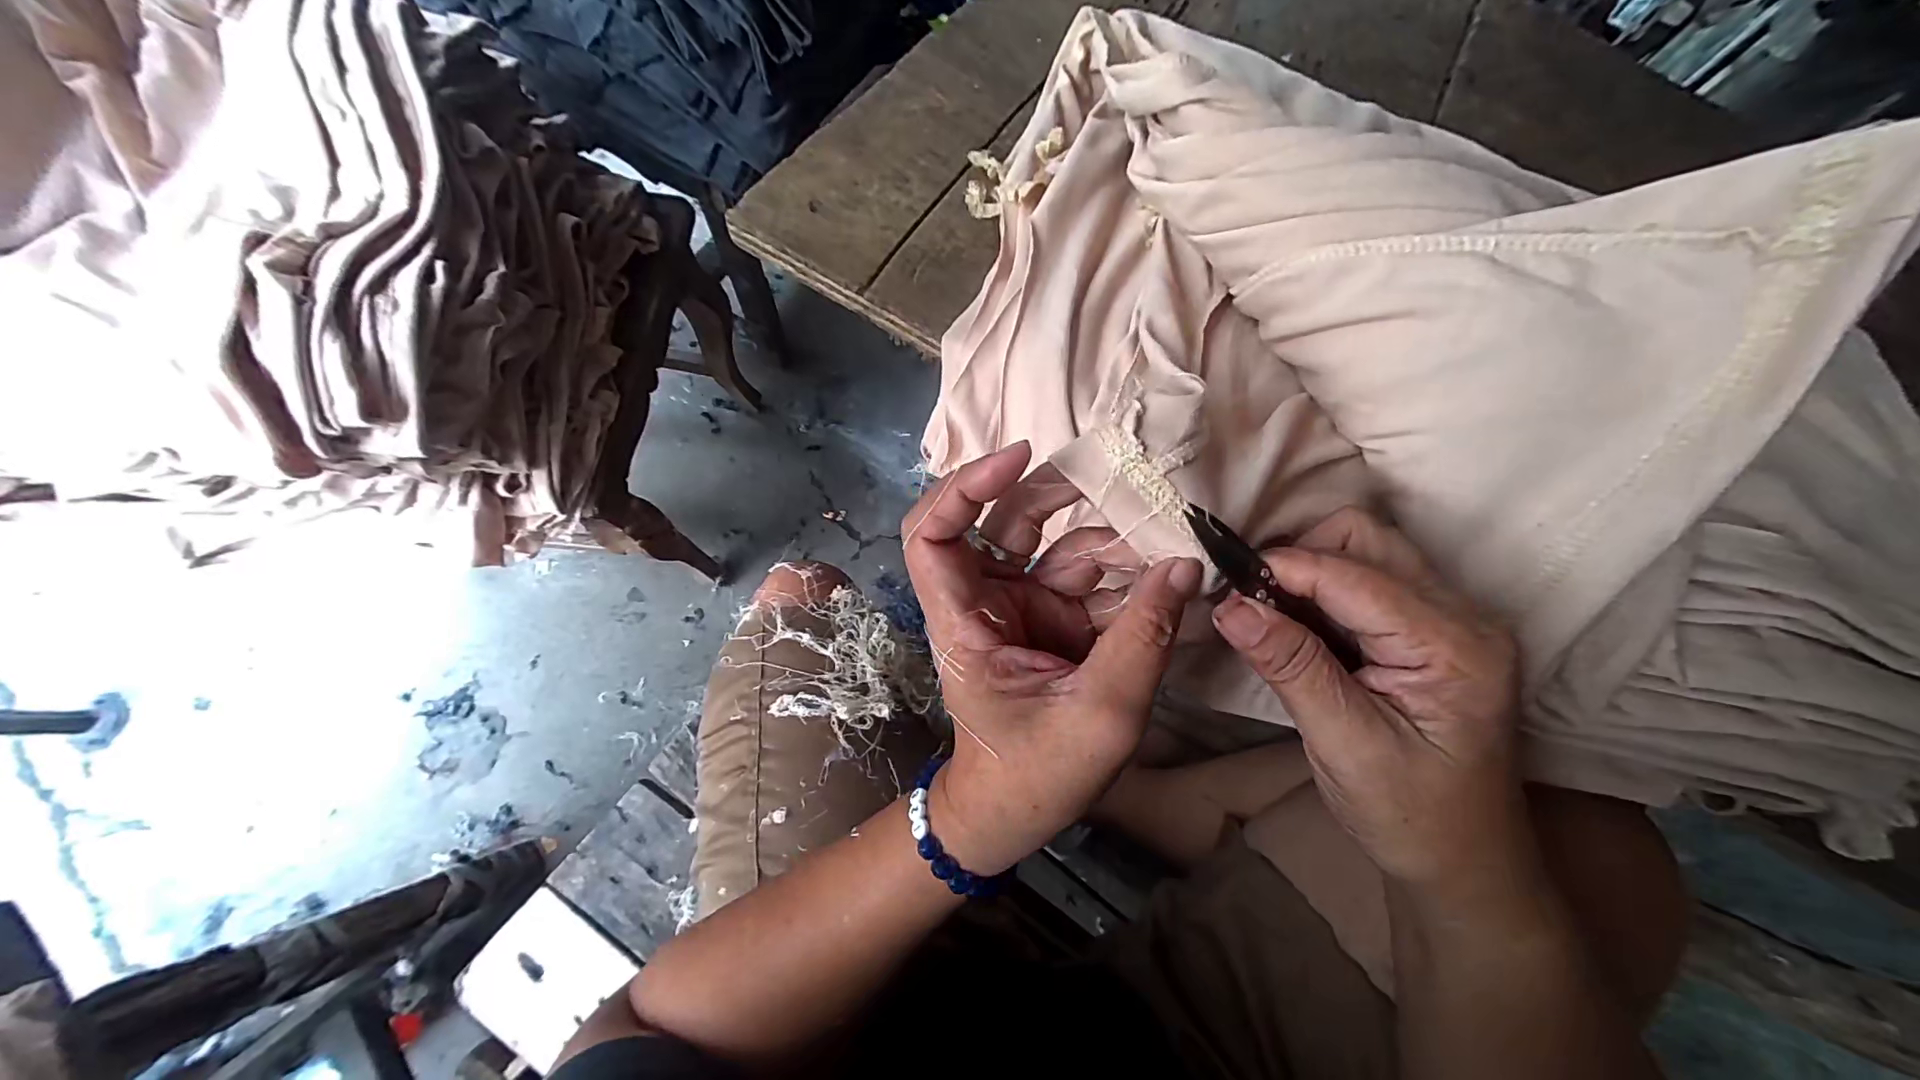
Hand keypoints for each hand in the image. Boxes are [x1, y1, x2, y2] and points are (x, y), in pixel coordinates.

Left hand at [902, 443, 1203, 874]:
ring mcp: (1019, 607)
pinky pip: (1083, 577)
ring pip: (1054, 545)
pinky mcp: (1050, 619)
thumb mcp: (1101, 711)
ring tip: (1163, 546)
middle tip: (1116, 484)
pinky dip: (1122, 573)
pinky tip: (1162, 576)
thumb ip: (1144, 637)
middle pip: (1001, 522)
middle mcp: (984, 602)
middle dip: (1053, 495)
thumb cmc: (1037, 773)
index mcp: (964, 621)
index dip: (962, 487)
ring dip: (1108, 540)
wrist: (1016, 812)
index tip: (1016, 458)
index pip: (932, 535)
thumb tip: (1185, 567)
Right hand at [1209, 508, 1525, 889]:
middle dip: (1298, 554)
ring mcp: (1449, 618)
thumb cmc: (1409, 814)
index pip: (1353, 575)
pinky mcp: (1428, 629)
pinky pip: (1365, 579)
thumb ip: (1290, 666)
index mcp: (1452, 646)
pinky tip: (1291, 623)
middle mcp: (1462, 616)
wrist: (1462, 861)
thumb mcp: (1343, 744)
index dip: (1282, 568)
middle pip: (1366, 538)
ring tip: (1265, 611)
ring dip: (1306, 568)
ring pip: (1363, 550)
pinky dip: (1317, 588)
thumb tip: (1230, 606)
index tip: (1223, 585)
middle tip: (1249, 599)